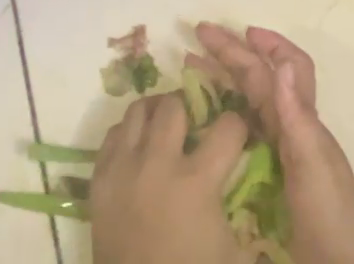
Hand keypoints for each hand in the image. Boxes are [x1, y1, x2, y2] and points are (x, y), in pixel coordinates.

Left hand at [91, 93, 254, 263]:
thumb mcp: (232, 247)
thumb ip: (242, 203)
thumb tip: (254, 174)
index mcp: (197, 181)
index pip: (228, 127)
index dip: (238, 126)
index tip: (237, 132)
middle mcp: (158, 162)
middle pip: (174, 105)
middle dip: (190, 108)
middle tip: (195, 122)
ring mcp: (124, 166)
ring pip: (139, 110)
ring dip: (157, 113)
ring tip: (165, 125)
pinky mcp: (99, 176)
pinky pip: (114, 134)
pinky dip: (129, 133)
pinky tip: (139, 148)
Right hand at [196, 23, 353, 263]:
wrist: (343, 263)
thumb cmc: (331, 211)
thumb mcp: (312, 161)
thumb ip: (296, 114)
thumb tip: (280, 64)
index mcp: (300, 119)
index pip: (286, 68)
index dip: (268, 45)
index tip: (241, 30)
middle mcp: (290, 127)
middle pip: (260, 79)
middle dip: (232, 53)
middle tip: (199, 36)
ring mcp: (280, 151)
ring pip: (248, 102)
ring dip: (222, 79)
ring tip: (191, 68)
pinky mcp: (268, 175)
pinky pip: (242, 131)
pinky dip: (223, 115)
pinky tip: (204, 120)